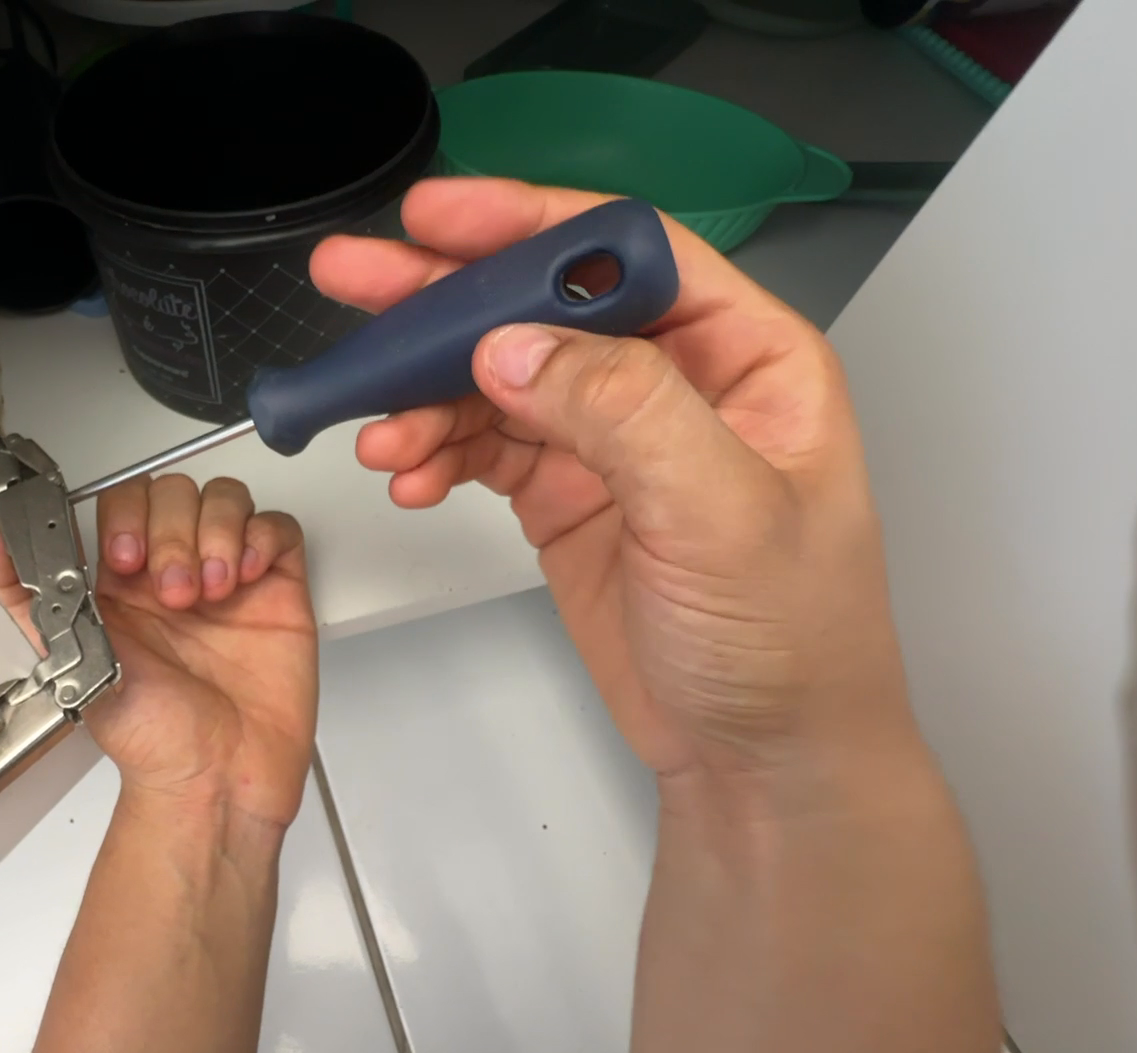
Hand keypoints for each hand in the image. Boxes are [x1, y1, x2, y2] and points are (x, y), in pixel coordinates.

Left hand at [0, 475, 316, 826]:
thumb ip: (18, 591)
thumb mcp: (64, 658)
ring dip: (215, 534)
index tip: (125, 559)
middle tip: (173, 592)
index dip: (127, 514)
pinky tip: (242, 578)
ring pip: (225, 498)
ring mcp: (225, 575)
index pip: (124, 499)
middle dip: (172, 533)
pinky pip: (275, 528)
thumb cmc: (149, 736)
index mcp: (123, 583)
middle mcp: (174, 571)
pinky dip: (259, 539)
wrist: (215, 777)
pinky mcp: (274, 588)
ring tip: (211, 591)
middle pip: (175, 490)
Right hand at [312, 178, 916, 791]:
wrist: (752, 751)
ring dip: (424, 403)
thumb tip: (509, 347)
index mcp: (735, 358)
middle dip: (438, 301)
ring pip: (491, 386)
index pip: (617, 256)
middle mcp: (663, 386)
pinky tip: (411, 478)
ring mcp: (602, 441)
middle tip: (353, 281)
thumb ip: (622, 414)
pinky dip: (436, 458)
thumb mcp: (719, 516)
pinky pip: (479, 451)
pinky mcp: (559, 493)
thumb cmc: (783, 641)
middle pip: (532, 313)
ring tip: (381, 438)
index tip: (432, 218)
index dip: (521, 225)